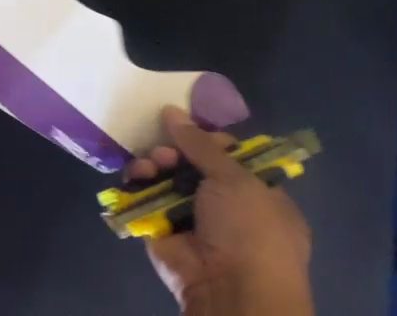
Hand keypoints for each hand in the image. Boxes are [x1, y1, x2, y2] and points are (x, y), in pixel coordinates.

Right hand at [124, 108, 312, 315]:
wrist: (230, 286)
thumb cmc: (250, 231)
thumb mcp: (236, 180)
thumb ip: (201, 144)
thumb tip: (172, 110)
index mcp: (258, 197)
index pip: (230, 158)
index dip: (209, 140)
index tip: (191, 129)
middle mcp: (226, 205)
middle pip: (191, 162)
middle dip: (175, 151)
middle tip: (168, 153)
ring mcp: (190, 215)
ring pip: (164, 175)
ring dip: (155, 163)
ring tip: (152, 166)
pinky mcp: (160, 223)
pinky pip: (144, 193)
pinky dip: (137, 180)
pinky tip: (137, 176)